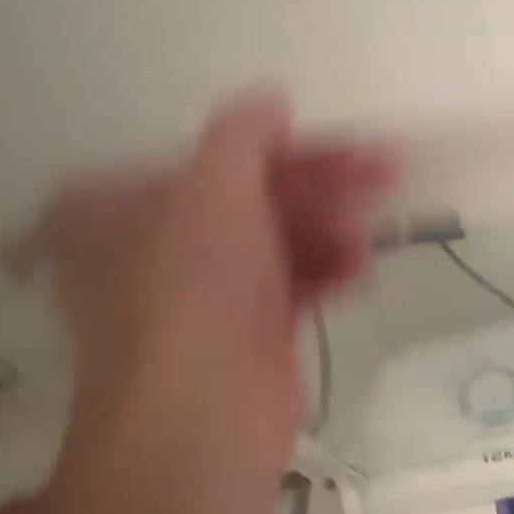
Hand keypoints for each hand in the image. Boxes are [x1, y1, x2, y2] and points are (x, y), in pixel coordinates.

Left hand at [36, 91, 397, 448]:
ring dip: (330, 231)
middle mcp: (155, 243)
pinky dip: (324, 271)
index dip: (295, 148)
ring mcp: (203, 293)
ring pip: (279, 242)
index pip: (222, 158)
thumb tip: (271, 96)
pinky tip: (357, 269)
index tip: (362, 144)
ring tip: (371, 235)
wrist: (203, 416)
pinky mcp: (246, 331)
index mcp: (120, 202)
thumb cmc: (194, 294)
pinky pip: (290, 283)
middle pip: (257, 198)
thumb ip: (244, 138)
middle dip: (325, 188)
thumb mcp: (214, 195)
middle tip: (392, 173)